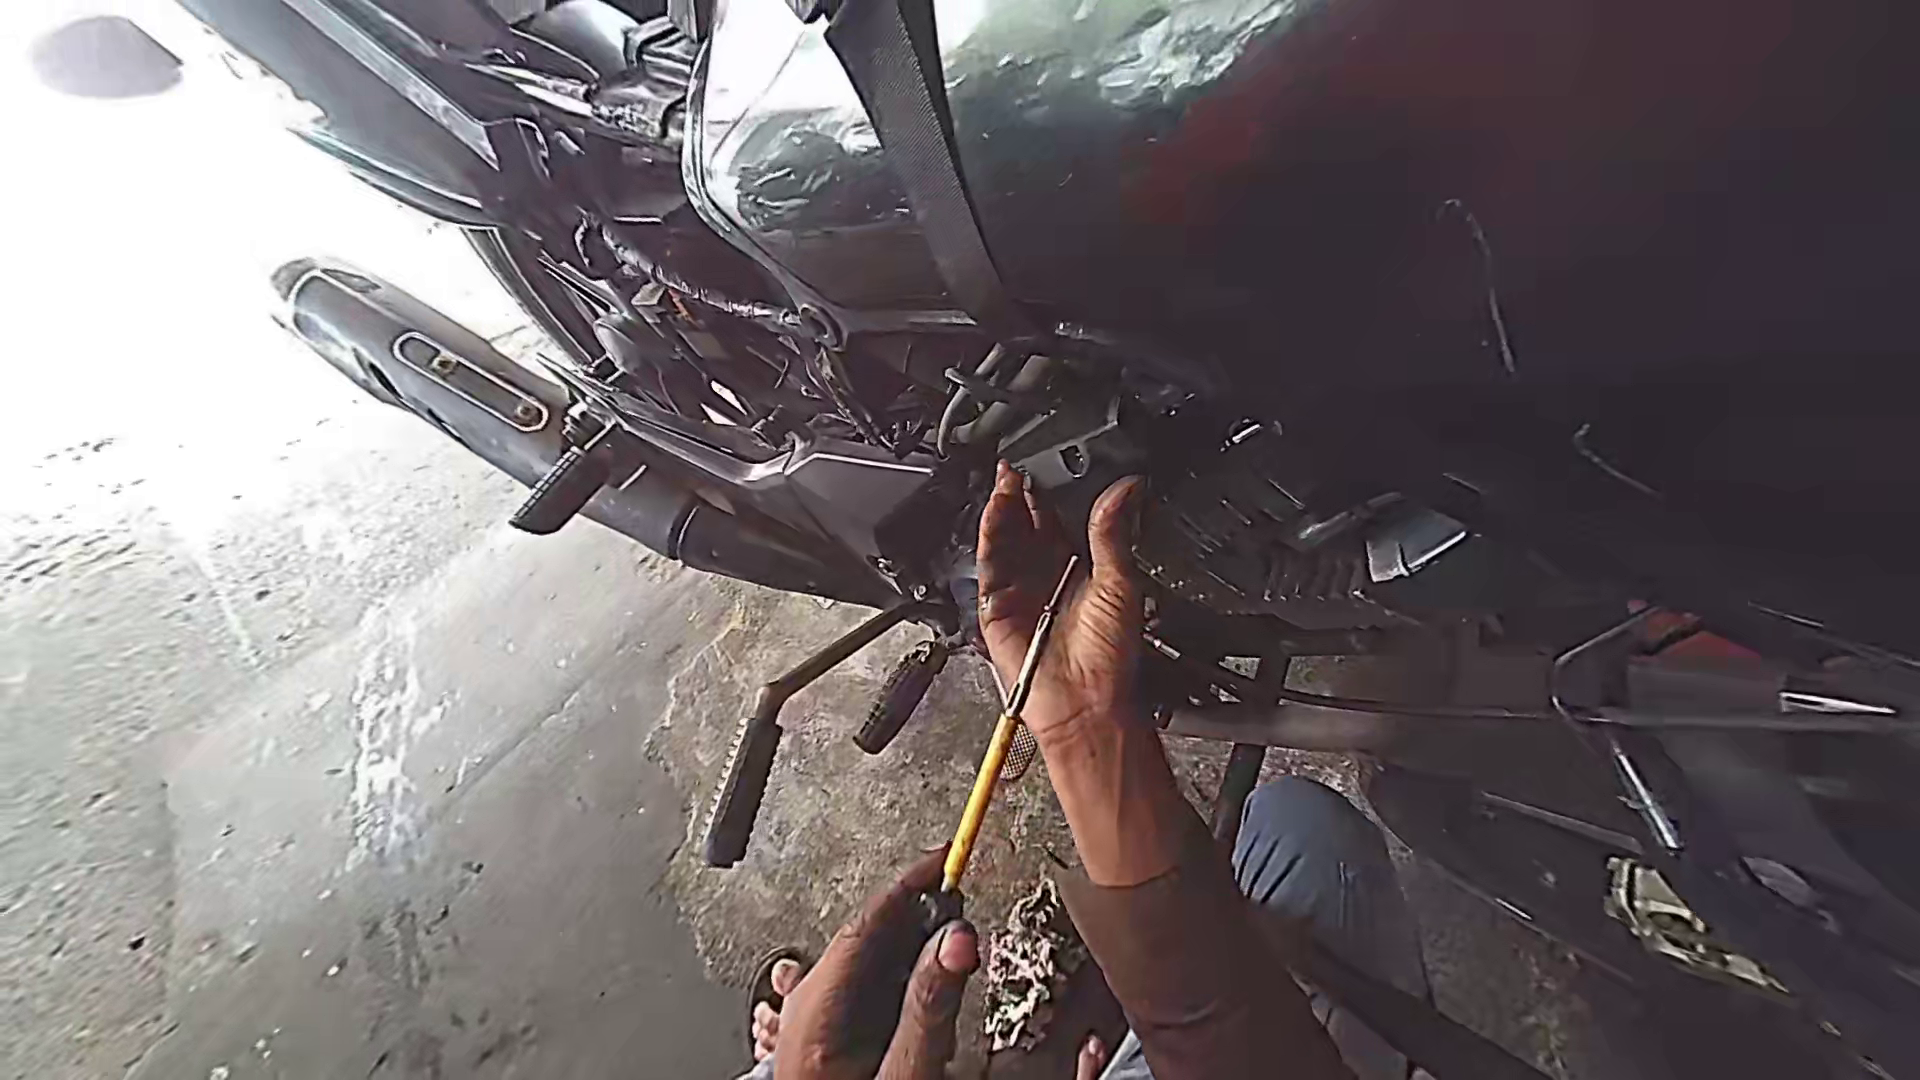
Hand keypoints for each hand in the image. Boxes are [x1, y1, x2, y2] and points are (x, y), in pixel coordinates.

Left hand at [774, 851, 979, 1079]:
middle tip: (964, 923)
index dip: (912, 880)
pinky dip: (911, 977)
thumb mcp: (901, 1077)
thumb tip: (958, 937)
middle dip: (924, 921)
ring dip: (920, 952)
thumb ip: (930, 1008)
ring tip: (951, 974)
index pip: (870, 918)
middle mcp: (814, 998)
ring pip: (880, 954)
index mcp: (818, 1006)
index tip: (948, 856)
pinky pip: (879, 980)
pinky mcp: (838, 1022)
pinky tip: (930, 999)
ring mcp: (824, 1010)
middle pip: (876, 932)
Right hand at [977, 461, 1146, 748]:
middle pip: (1023, 524)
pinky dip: (989, 536)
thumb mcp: (1119, 584)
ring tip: (1003, 481)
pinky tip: (994, 513)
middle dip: (1017, 495)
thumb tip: (1128, 490)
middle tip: (1014, 469)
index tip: (1042, 467)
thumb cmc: (1108, 655)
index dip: (1045, 493)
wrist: (1086, 699)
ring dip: (1001, 510)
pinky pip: (989, 563)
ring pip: (1004, 539)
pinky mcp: (996, 604)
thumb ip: (1113, 535)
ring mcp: (1018, 588)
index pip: (1053, 521)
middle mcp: (1043, 574)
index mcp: (1074, 567)